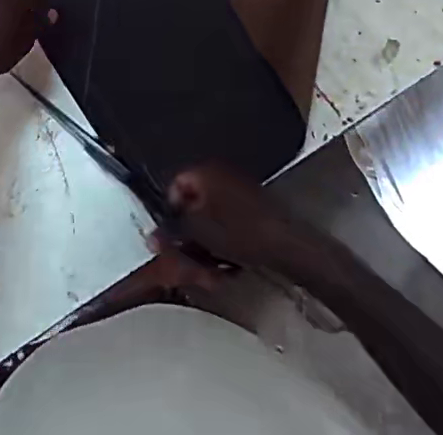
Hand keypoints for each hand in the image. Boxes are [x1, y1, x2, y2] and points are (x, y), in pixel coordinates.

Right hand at [165, 163, 311, 272]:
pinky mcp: (252, 210)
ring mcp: (239, 192)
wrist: (289, 246)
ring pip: (210, 220)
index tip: (170, 236)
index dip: (169, 212)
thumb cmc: (242, 232)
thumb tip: (153, 236)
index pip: (174, 185)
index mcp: (205, 172)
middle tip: (188, 259)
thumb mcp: (198, 233)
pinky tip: (227, 264)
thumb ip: (172, 232)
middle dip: (189, 235)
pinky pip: (227, 224)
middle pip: (192, 205)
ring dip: (205, 245)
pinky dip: (223, 243)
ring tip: (210, 270)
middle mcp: (221, 176)